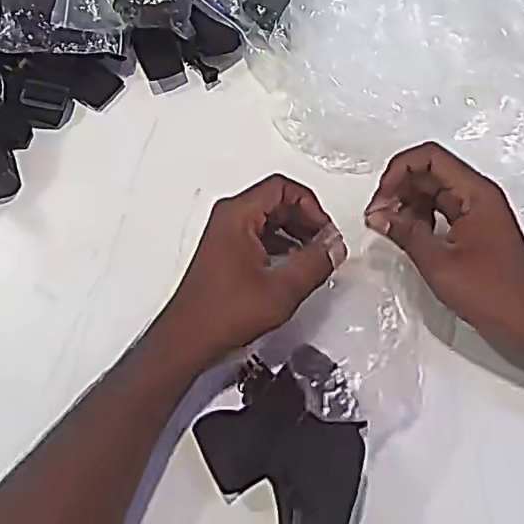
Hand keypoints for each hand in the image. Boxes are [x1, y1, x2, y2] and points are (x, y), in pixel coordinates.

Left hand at [149, 174, 347, 372]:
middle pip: (275, 200)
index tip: (325, 229)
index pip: (281, 187)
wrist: (190, 336)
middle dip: (305, 219)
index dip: (310, 205)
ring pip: (268, 217)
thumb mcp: (282, 288)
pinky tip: (294, 267)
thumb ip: (314, 262)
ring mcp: (226, 231)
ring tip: (315, 257)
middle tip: (325, 243)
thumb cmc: (223, 312)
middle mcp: (229, 216)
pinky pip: (259, 233)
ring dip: (295, 233)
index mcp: (238, 214)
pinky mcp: (226, 248)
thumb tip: (333, 246)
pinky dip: (281, 244)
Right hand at [364, 142, 523, 370]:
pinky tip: (409, 237)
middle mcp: (477, 194)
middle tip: (379, 216)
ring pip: (431, 190)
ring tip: (391, 229)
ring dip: (406, 204)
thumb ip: (404, 233)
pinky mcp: (475, 228)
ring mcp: (477, 211)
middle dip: (398, 188)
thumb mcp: (440, 264)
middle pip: (427, 171)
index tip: (382, 199)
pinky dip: (419, 217)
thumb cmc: (497, 295)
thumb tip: (376, 216)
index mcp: (475, 192)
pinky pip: (439, 209)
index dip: (398, 171)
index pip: (428, 157)